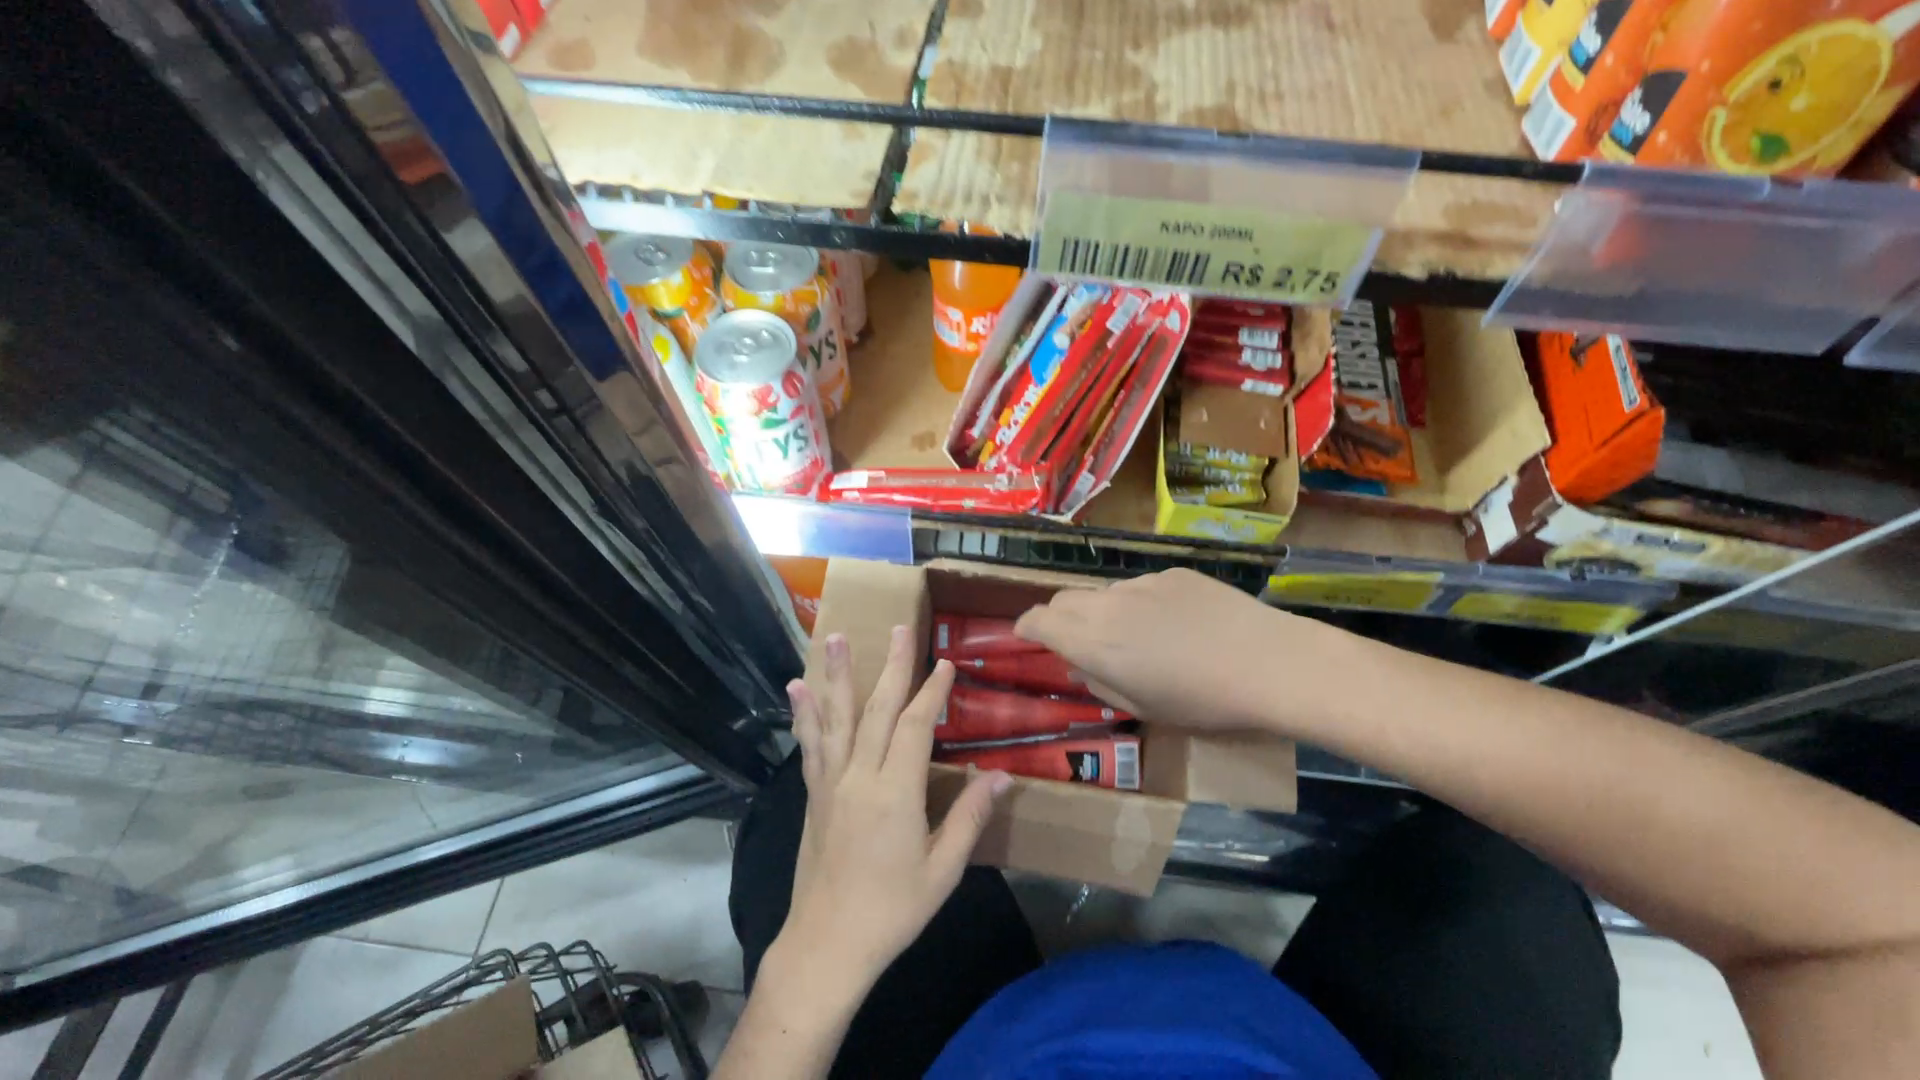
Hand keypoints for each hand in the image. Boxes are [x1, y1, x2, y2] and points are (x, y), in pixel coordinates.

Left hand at [774, 626, 1011, 1000]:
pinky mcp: (812, 796)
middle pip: (876, 710)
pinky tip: (798, 691)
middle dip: (892, 666)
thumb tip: (1000, 776)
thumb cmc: (892, 910)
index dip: (932, 692)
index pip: (915, 726)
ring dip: (837, 675)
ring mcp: (830, 784)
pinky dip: (805, 715)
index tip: (946, 665)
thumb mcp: (942, 870)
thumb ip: (968, 817)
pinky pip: (810, 746)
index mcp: (895, 793)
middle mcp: (858, 777)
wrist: (827, 943)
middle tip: (900, 628)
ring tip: (834, 636)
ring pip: (835, 719)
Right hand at [1014, 568, 1345, 734]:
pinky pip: (1140, 586)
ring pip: (1104, 592)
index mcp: (1093, 642)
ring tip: (1135, 637)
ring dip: (1101, 611)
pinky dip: (1139, 603)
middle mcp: (1108, 605)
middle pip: (1063, 599)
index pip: (1039, 619)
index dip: (1025, 626)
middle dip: (1058, 617)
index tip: (1023, 634)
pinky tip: (1174, 624)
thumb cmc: (1202, 700)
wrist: (1268, 662)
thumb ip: (1101, 684)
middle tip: (1074, 641)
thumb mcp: (1144, 708)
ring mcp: (1141, 584)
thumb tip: (1080, 667)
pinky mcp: (1173, 573)